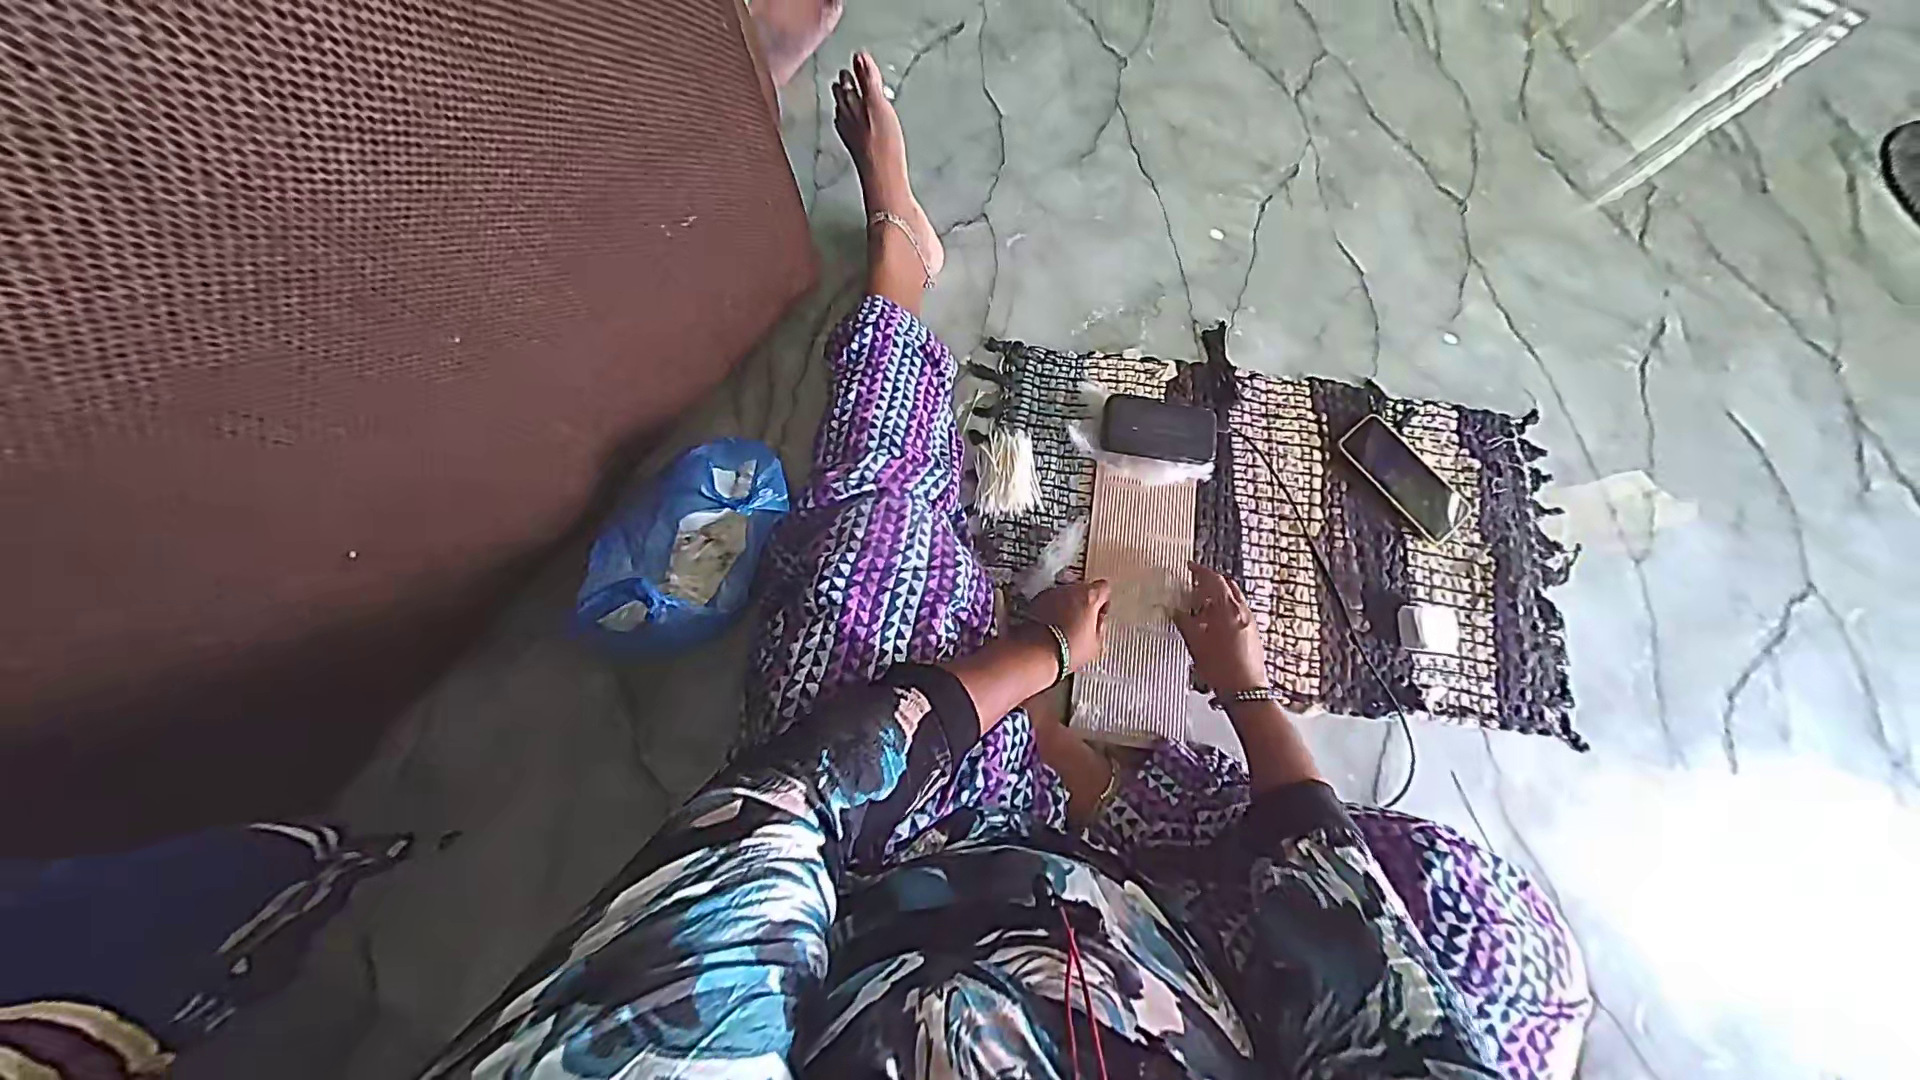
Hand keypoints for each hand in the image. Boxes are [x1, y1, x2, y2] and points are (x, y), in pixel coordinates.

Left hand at [1027, 580, 1111, 671]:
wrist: (1037, 652)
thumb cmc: (1067, 649)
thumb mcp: (1095, 643)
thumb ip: (1099, 626)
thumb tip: (1097, 621)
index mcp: (1089, 597)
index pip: (1104, 588)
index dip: (1103, 601)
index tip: (1100, 613)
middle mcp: (1069, 590)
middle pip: (1082, 591)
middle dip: (1083, 605)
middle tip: (1081, 625)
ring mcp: (1051, 593)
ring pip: (1064, 596)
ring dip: (1066, 607)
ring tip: (1064, 628)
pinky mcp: (1036, 600)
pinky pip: (1049, 602)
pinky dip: (1051, 610)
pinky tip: (1052, 627)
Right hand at [1173, 562, 1267, 694]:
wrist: (1245, 689)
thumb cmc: (1221, 667)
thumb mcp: (1195, 642)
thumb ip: (1185, 622)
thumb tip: (1176, 611)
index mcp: (1227, 609)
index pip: (1214, 580)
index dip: (1200, 571)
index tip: (1190, 567)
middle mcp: (1242, 611)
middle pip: (1227, 586)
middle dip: (1210, 582)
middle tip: (1194, 584)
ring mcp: (1250, 621)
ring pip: (1233, 598)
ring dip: (1217, 596)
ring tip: (1200, 605)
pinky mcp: (1252, 632)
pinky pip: (1238, 611)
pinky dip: (1224, 609)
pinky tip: (1213, 621)